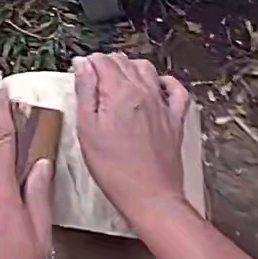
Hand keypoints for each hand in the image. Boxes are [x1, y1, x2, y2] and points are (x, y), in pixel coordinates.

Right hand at [72, 53, 192, 228]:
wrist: (150, 197)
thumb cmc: (115, 169)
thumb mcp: (88, 129)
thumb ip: (85, 92)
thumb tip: (82, 65)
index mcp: (120, 91)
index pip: (103, 61)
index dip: (89, 63)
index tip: (81, 72)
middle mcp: (143, 91)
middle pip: (123, 61)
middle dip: (106, 64)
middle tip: (94, 78)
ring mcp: (162, 104)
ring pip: (147, 69)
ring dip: (131, 68)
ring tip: (118, 80)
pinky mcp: (174, 119)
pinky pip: (176, 90)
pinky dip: (165, 83)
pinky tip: (156, 86)